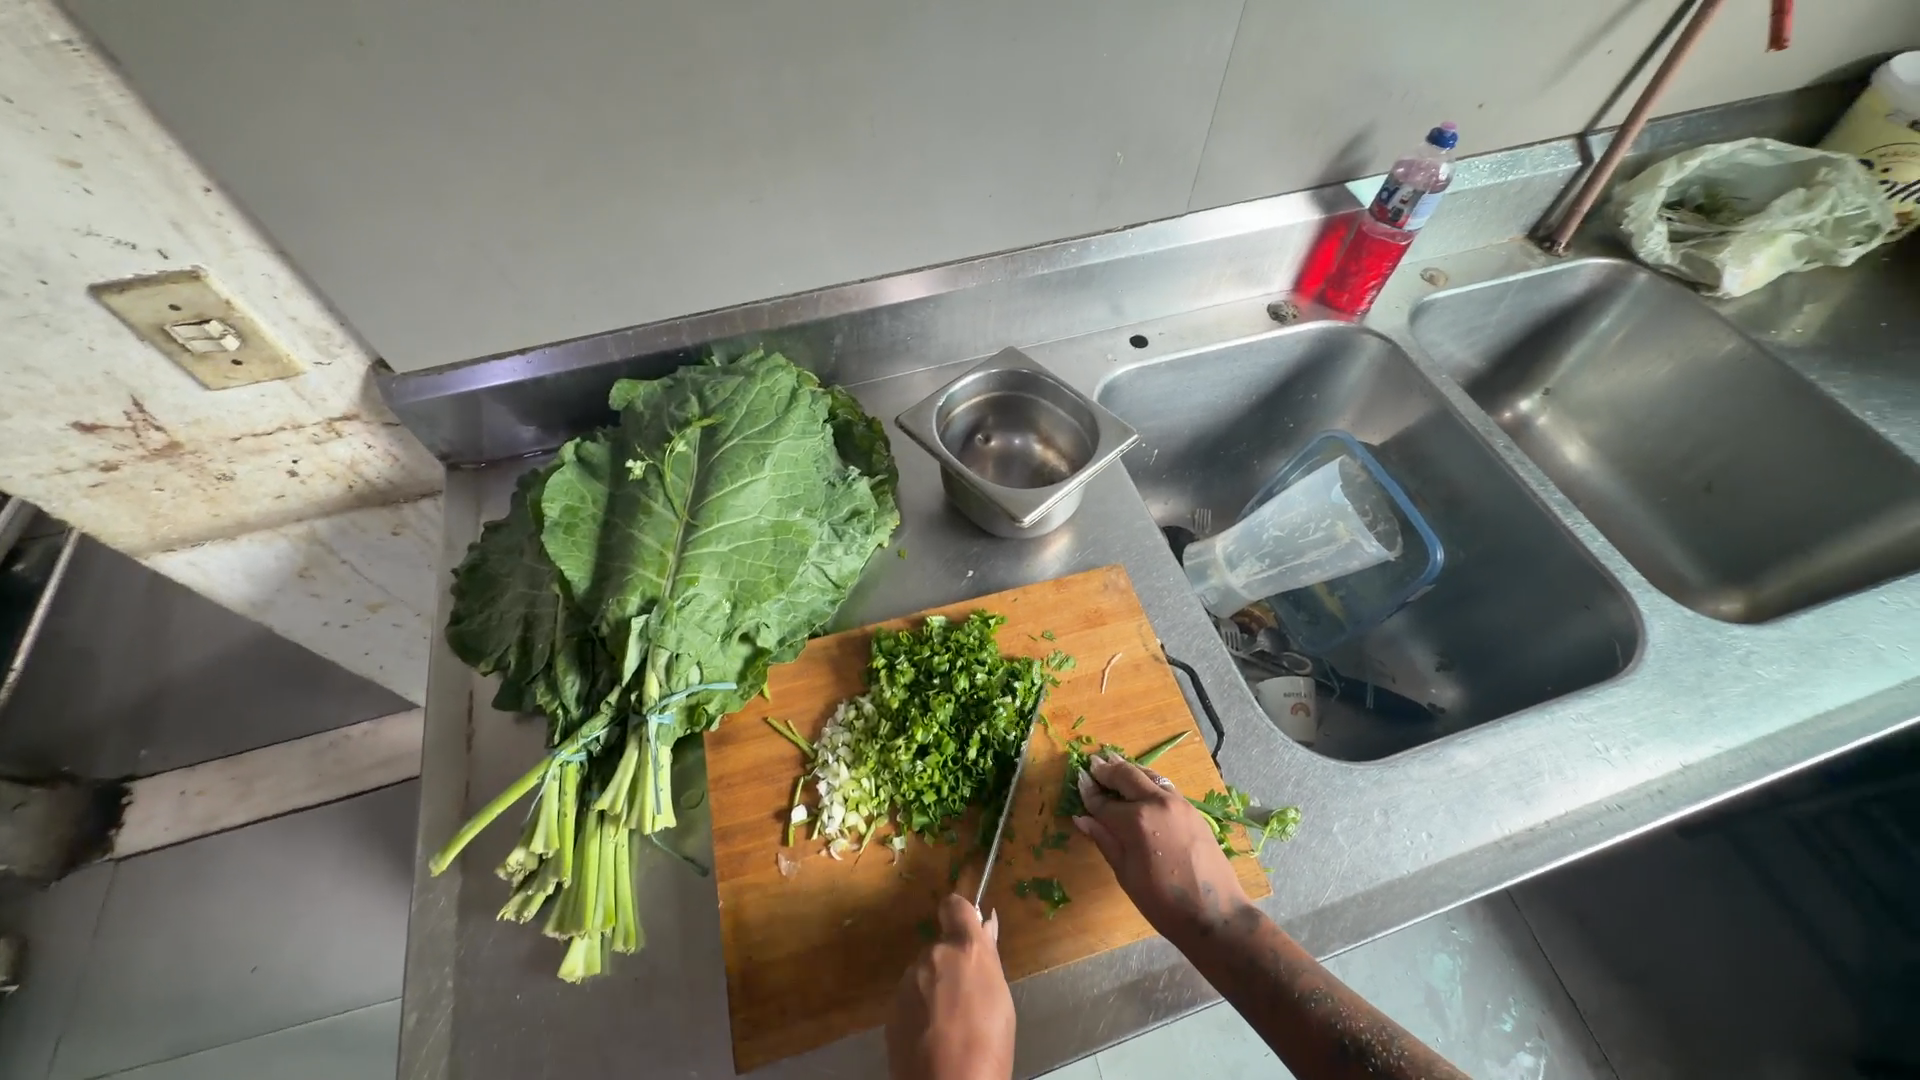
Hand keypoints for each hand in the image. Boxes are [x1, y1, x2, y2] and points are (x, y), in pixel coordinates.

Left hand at [886, 893, 1014, 1079]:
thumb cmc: (989, 1044)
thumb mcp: (1000, 997)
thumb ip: (988, 957)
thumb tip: (986, 924)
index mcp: (964, 947)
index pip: (954, 905)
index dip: (960, 915)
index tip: (967, 932)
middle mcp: (932, 956)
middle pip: (941, 947)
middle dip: (950, 965)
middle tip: (966, 998)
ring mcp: (908, 981)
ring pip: (924, 973)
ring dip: (934, 988)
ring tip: (949, 1025)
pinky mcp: (892, 1008)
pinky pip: (910, 998)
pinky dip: (919, 1010)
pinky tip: (931, 1037)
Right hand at [1072, 753, 1251, 943]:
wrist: (1215, 915)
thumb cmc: (1163, 902)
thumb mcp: (1126, 874)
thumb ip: (1104, 840)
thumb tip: (1082, 818)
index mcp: (1135, 821)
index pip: (1103, 802)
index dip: (1088, 792)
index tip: (1078, 780)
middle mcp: (1156, 803)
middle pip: (1126, 776)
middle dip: (1107, 769)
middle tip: (1093, 763)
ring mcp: (1178, 803)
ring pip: (1148, 774)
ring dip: (1129, 769)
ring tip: (1114, 763)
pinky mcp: (1193, 809)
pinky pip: (1165, 786)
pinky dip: (1148, 779)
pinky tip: (1141, 784)